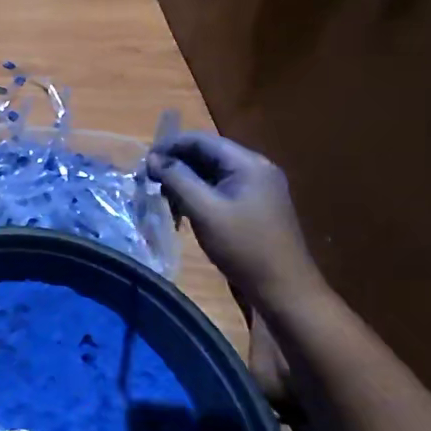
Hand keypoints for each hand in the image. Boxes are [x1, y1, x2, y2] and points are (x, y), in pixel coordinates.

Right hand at [147, 131, 321, 305]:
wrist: (285, 291)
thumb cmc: (244, 247)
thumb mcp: (204, 210)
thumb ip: (177, 179)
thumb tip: (153, 158)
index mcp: (249, 163)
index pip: (201, 140)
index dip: (169, 146)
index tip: (145, 163)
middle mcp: (256, 168)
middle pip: (207, 154)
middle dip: (176, 164)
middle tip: (150, 182)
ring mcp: (258, 187)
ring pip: (212, 172)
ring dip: (185, 181)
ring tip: (164, 198)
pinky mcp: (255, 205)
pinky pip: (220, 188)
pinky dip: (198, 194)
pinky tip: (184, 210)